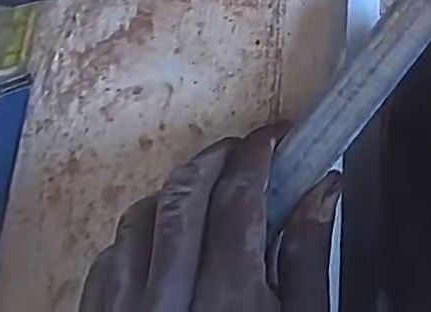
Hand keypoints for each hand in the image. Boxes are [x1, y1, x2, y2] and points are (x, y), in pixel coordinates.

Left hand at [79, 124, 341, 311]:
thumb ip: (309, 261)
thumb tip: (323, 186)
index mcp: (228, 301)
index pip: (240, 193)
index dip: (260, 150)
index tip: (277, 135)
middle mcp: (169, 302)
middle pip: (186, 192)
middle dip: (218, 155)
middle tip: (245, 151)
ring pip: (139, 218)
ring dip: (175, 193)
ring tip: (205, 198)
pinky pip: (107, 264)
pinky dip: (135, 239)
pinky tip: (161, 250)